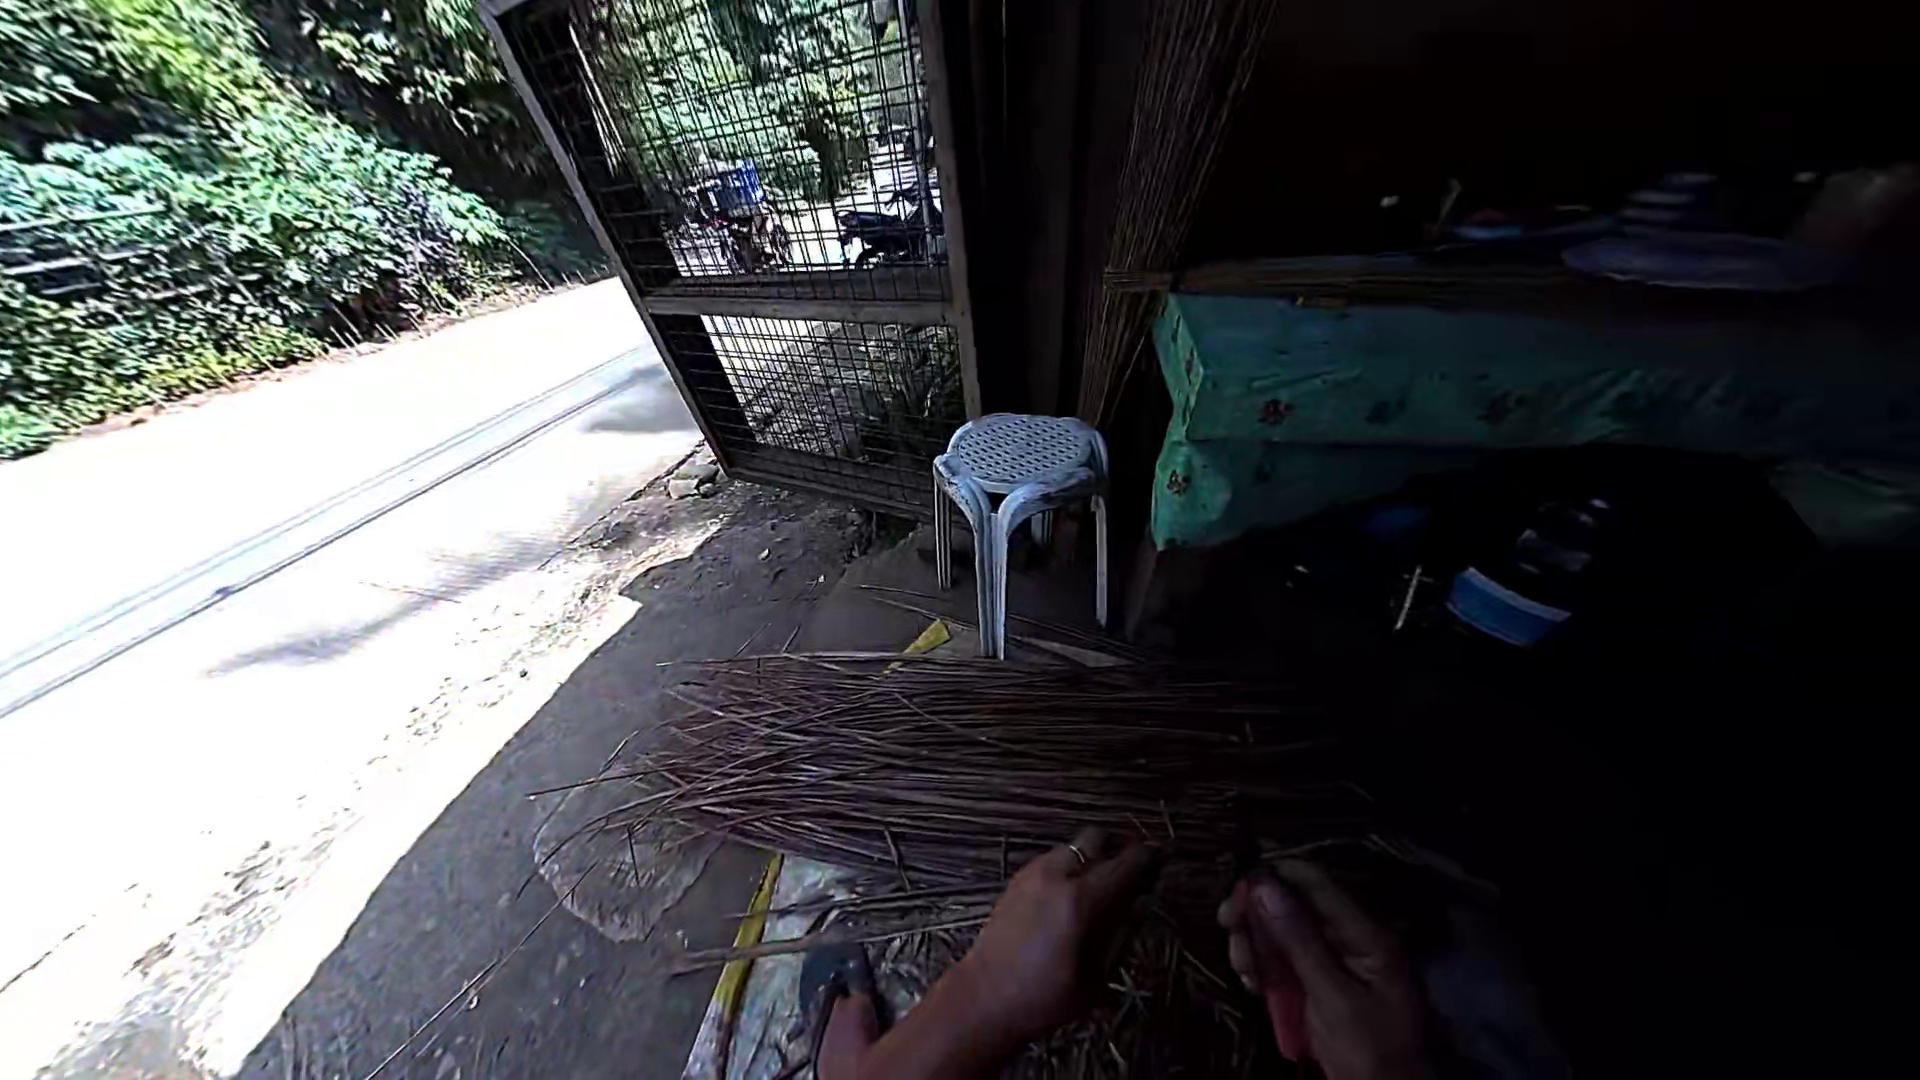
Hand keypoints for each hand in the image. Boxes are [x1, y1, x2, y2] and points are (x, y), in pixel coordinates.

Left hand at [951, 827, 1156, 1045]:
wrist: (987, 994)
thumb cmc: (1046, 996)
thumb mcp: (1097, 976)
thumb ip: (1121, 933)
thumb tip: (1139, 904)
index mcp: (1081, 900)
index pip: (1125, 864)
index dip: (1148, 857)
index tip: (1160, 855)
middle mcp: (1057, 874)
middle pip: (1096, 836)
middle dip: (1117, 846)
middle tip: (1130, 868)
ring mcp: (1034, 871)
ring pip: (1073, 845)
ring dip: (1092, 856)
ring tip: (1100, 885)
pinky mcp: (1019, 875)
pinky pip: (1054, 857)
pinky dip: (1070, 865)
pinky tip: (1072, 893)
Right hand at [1219, 860, 1430, 1079]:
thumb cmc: (1375, 1059)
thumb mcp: (1335, 1000)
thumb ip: (1299, 941)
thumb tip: (1263, 885)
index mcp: (1363, 934)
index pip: (1313, 881)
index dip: (1273, 875)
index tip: (1238, 890)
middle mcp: (1344, 937)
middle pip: (1288, 901)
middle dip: (1255, 913)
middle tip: (1227, 926)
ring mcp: (1328, 959)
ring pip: (1276, 927)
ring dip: (1252, 941)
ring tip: (1243, 970)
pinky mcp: (1312, 979)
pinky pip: (1276, 955)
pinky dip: (1258, 964)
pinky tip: (1251, 982)